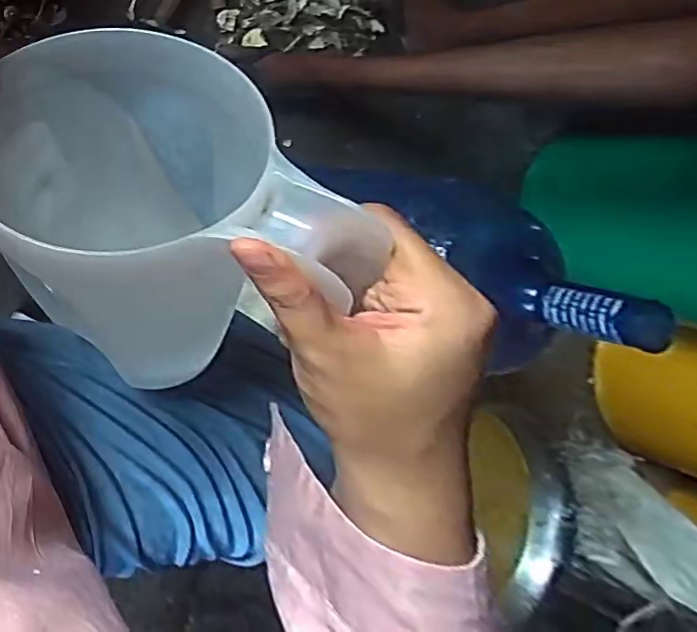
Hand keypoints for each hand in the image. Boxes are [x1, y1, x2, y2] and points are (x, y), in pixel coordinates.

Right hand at [229, 206, 493, 565]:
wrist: (398, 473)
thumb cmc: (367, 414)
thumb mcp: (320, 346)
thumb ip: (286, 289)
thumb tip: (241, 240)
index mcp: (446, 296)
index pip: (381, 226)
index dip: (329, 224)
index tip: (284, 236)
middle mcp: (454, 294)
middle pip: (375, 241)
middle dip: (324, 250)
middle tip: (282, 264)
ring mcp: (442, 308)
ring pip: (370, 259)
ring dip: (329, 270)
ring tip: (296, 289)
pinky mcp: (424, 321)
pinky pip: (374, 280)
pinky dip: (341, 286)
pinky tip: (318, 307)